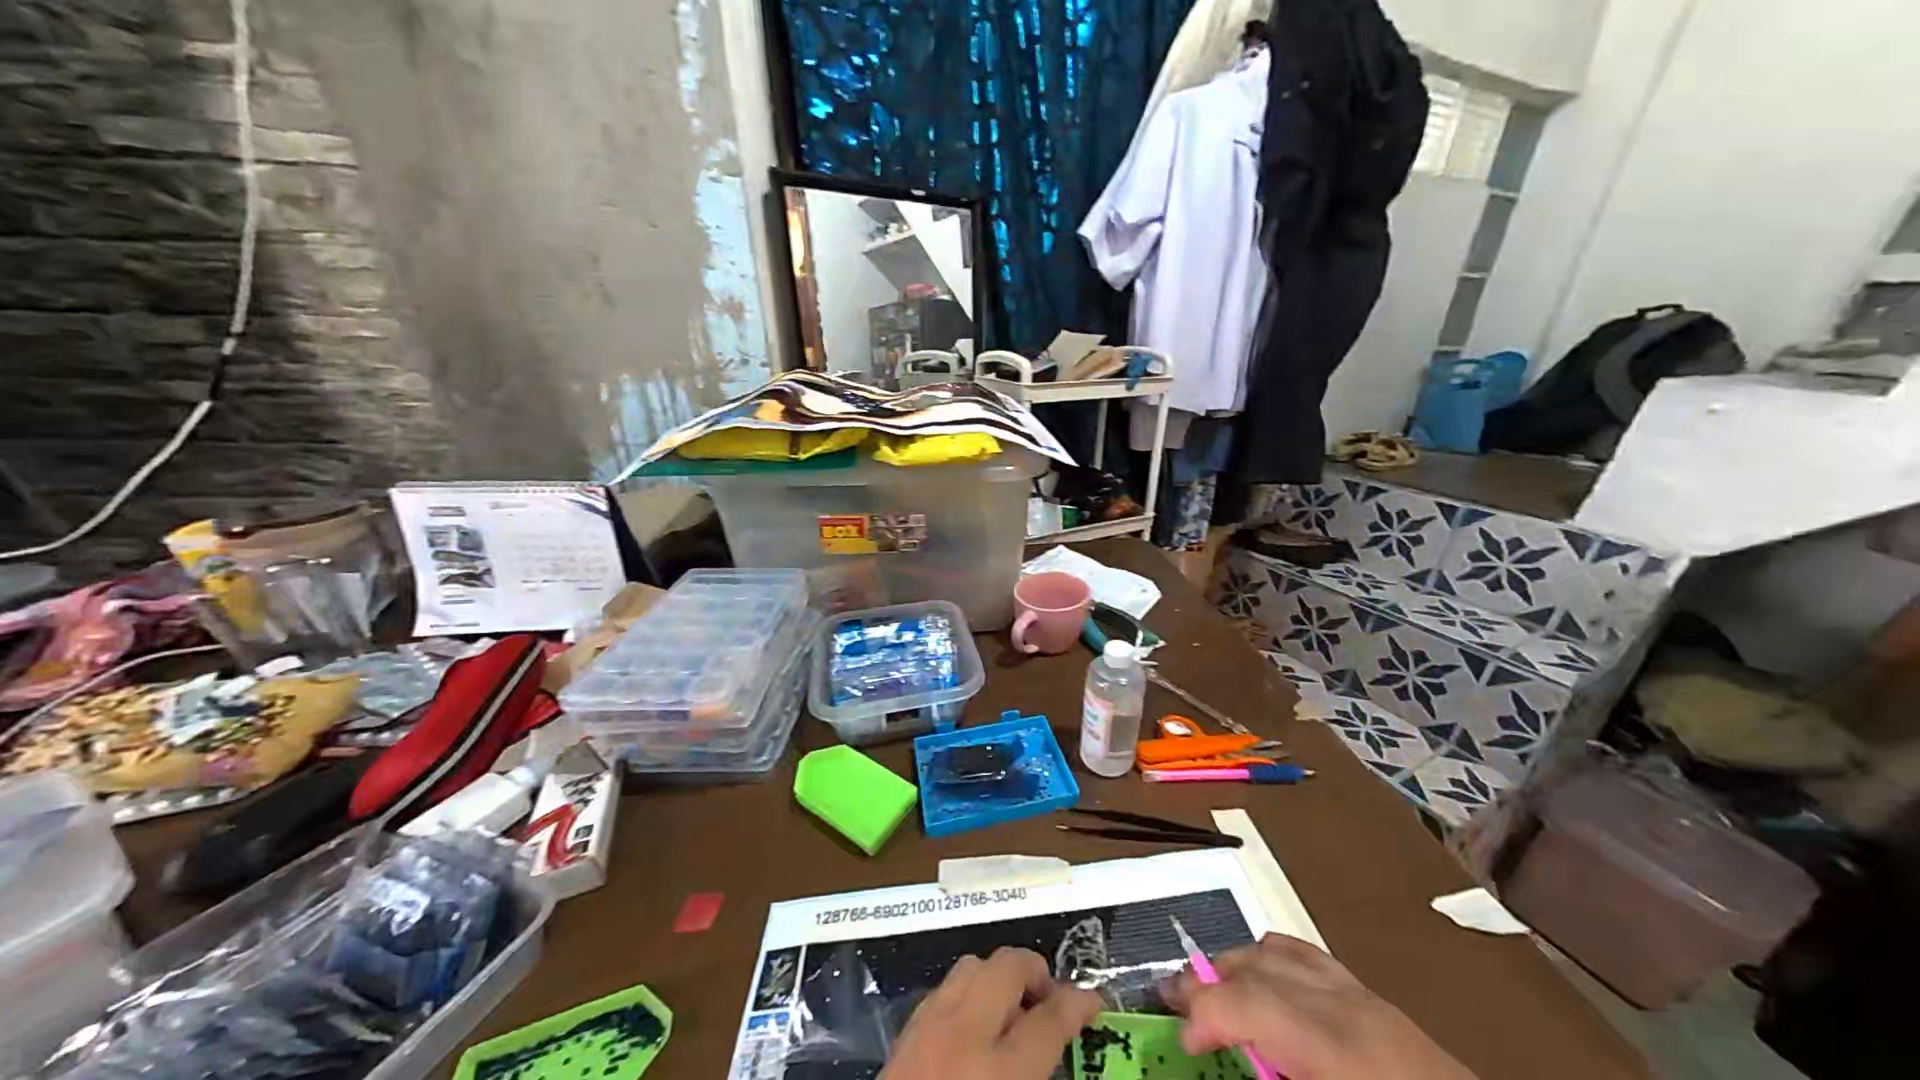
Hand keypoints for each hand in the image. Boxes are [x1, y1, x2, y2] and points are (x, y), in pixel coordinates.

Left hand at [879, 946, 1101, 1079]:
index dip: (1077, 1005)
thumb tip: (1051, 1046)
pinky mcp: (905, 1034)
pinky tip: (975, 1027)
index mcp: (1000, 1073)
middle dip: (1036, 973)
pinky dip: (967, 994)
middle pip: (1007, 968)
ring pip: (972, 966)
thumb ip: (1037, 1070)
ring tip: (1013, 1012)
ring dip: (999, 978)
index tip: (1092, 1002)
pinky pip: (944, 990)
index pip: (1049, 1021)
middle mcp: (963, 1038)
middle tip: (1049, 1004)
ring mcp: (928, 1029)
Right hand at [1163, 933, 1477, 1079]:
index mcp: (1339, 1051)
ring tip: (1206, 994)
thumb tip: (1231, 1056)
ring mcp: (1363, 996)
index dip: (1205, 1014)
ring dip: (1231, 967)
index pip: (1251, 1002)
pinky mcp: (1373, 999)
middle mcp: (1348, 1009)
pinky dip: (1268, 959)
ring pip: (1276, 953)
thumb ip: (1272, 1076)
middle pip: (1255, 968)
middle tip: (1174, 1009)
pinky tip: (1257, 980)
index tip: (1186, 1044)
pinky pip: (1307, 956)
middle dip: (1205, 983)